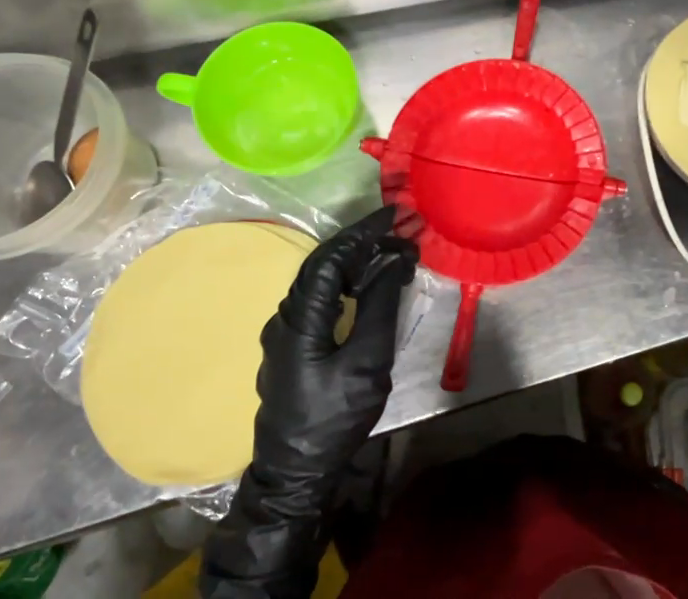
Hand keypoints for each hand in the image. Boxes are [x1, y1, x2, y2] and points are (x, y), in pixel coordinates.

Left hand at [254, 205, 419, 479]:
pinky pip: (321, 299)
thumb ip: (380, 306)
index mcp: (299, 317)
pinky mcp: (294, 347)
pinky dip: (348, 283)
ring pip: (321, 281)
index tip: (397, 216)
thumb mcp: (367, 362)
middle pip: (324, 264)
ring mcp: (286, 333)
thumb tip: (394, 259)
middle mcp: (285, 317)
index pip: (332, 256)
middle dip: (363, 242)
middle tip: (402, 230)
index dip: (365, 232)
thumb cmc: (334, 417)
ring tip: (394, 253)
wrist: (295, 472)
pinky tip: (370, 285)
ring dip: (357, 262)